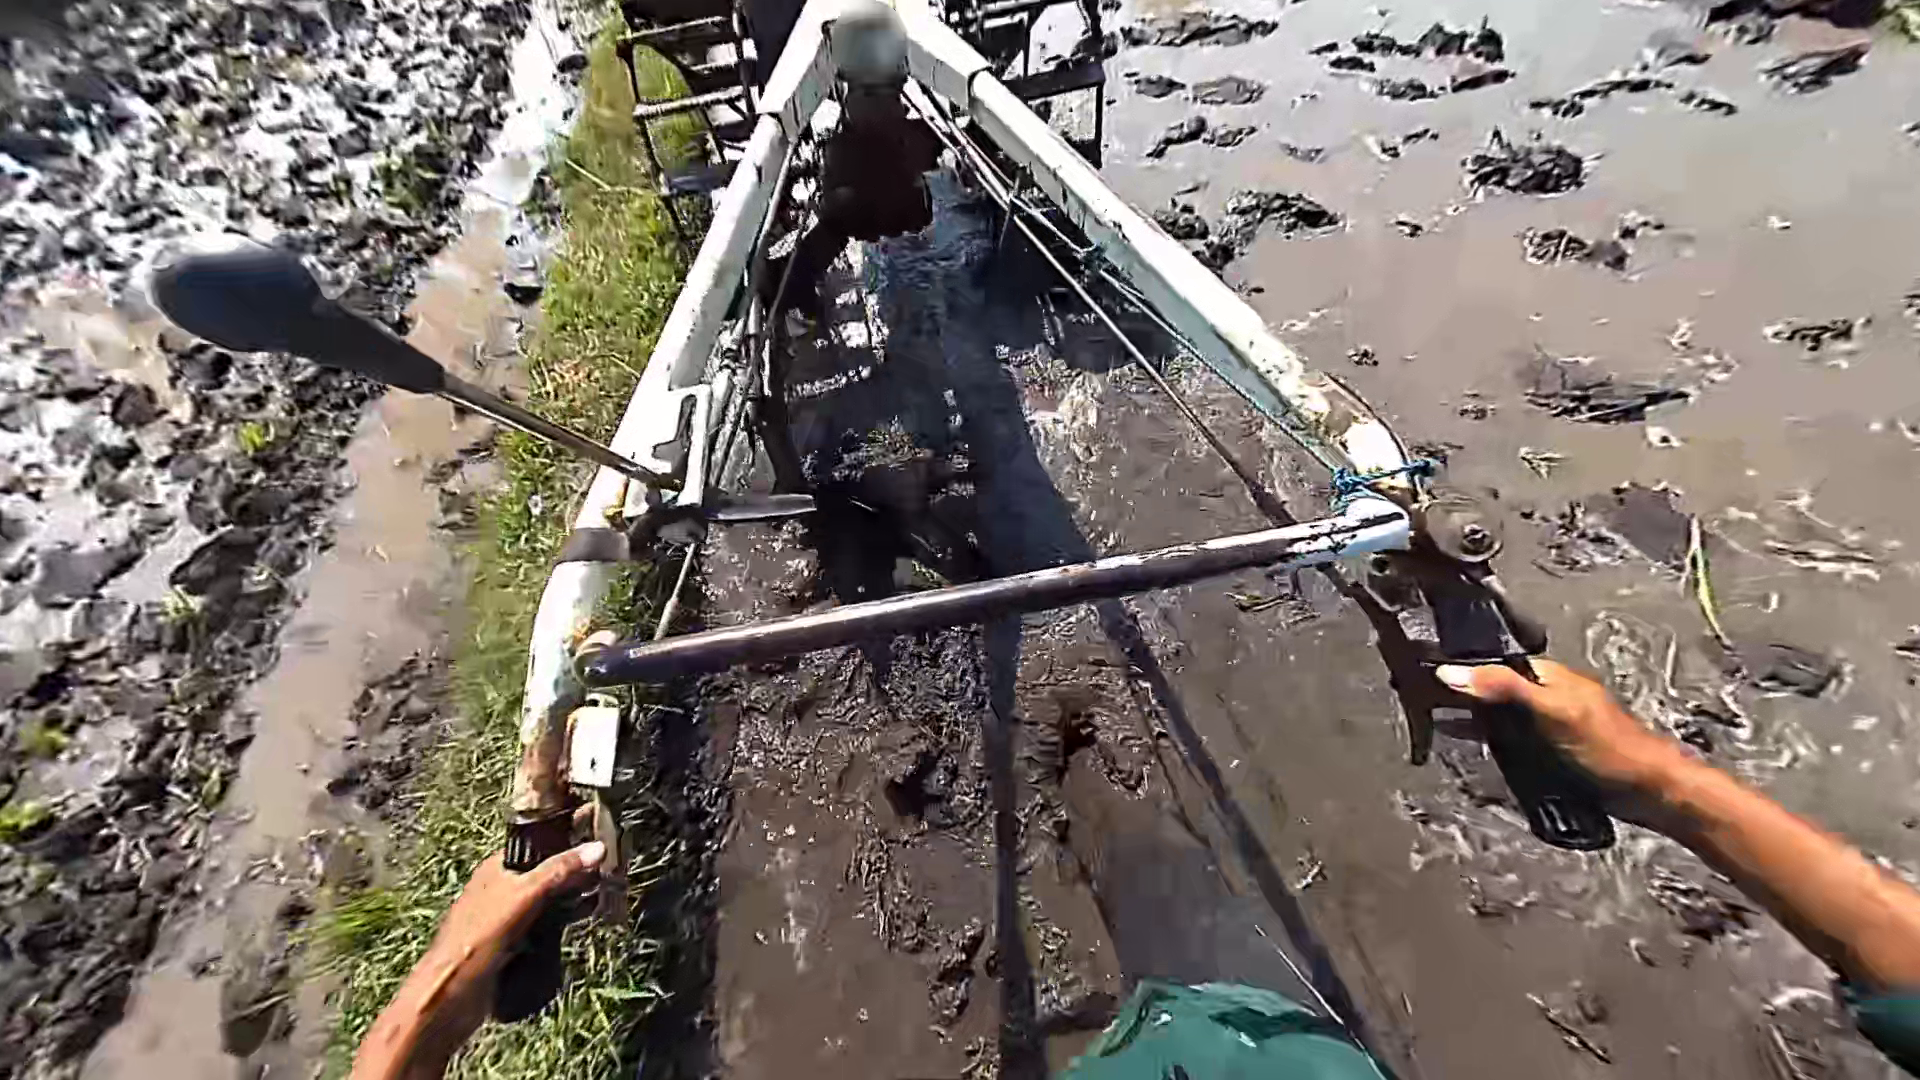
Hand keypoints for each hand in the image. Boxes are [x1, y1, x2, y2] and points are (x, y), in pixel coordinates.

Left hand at [351, 841, 605, 1079]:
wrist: (444, 1003)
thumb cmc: (475, 940)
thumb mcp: (522, 897)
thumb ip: (560, 870)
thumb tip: (598, 847)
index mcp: (498, 866)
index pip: (541, 839)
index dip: (569, 834)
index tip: (599, 833)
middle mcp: (504, 886)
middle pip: (550, 866)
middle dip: (578, 867)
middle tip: (606, 866)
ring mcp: (510, 913)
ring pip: (553, 893)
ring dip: (576, 892)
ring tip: (601, 890)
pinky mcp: (516, 939)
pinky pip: (550, 918)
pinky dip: (568, 915)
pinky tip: (586, 914)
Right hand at [1433, 659, 1691, 801]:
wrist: (1654, 796)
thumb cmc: (1607, 746)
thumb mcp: (1551, 710)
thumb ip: (1502, 687)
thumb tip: (1446, 672)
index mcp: (1545, 674)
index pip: (1489, 661)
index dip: (1459, 667)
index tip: (1423, 676)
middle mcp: (1539, 692)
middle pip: (1486, 686)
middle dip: (1457, 693)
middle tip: (1421, 700)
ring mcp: (1540, 720)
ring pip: (1490, 712)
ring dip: (1464, 716)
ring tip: (1430, 720)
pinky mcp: (1540, 746)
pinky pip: (1499, 734)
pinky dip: (1478, 735)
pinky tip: (1457, 739)